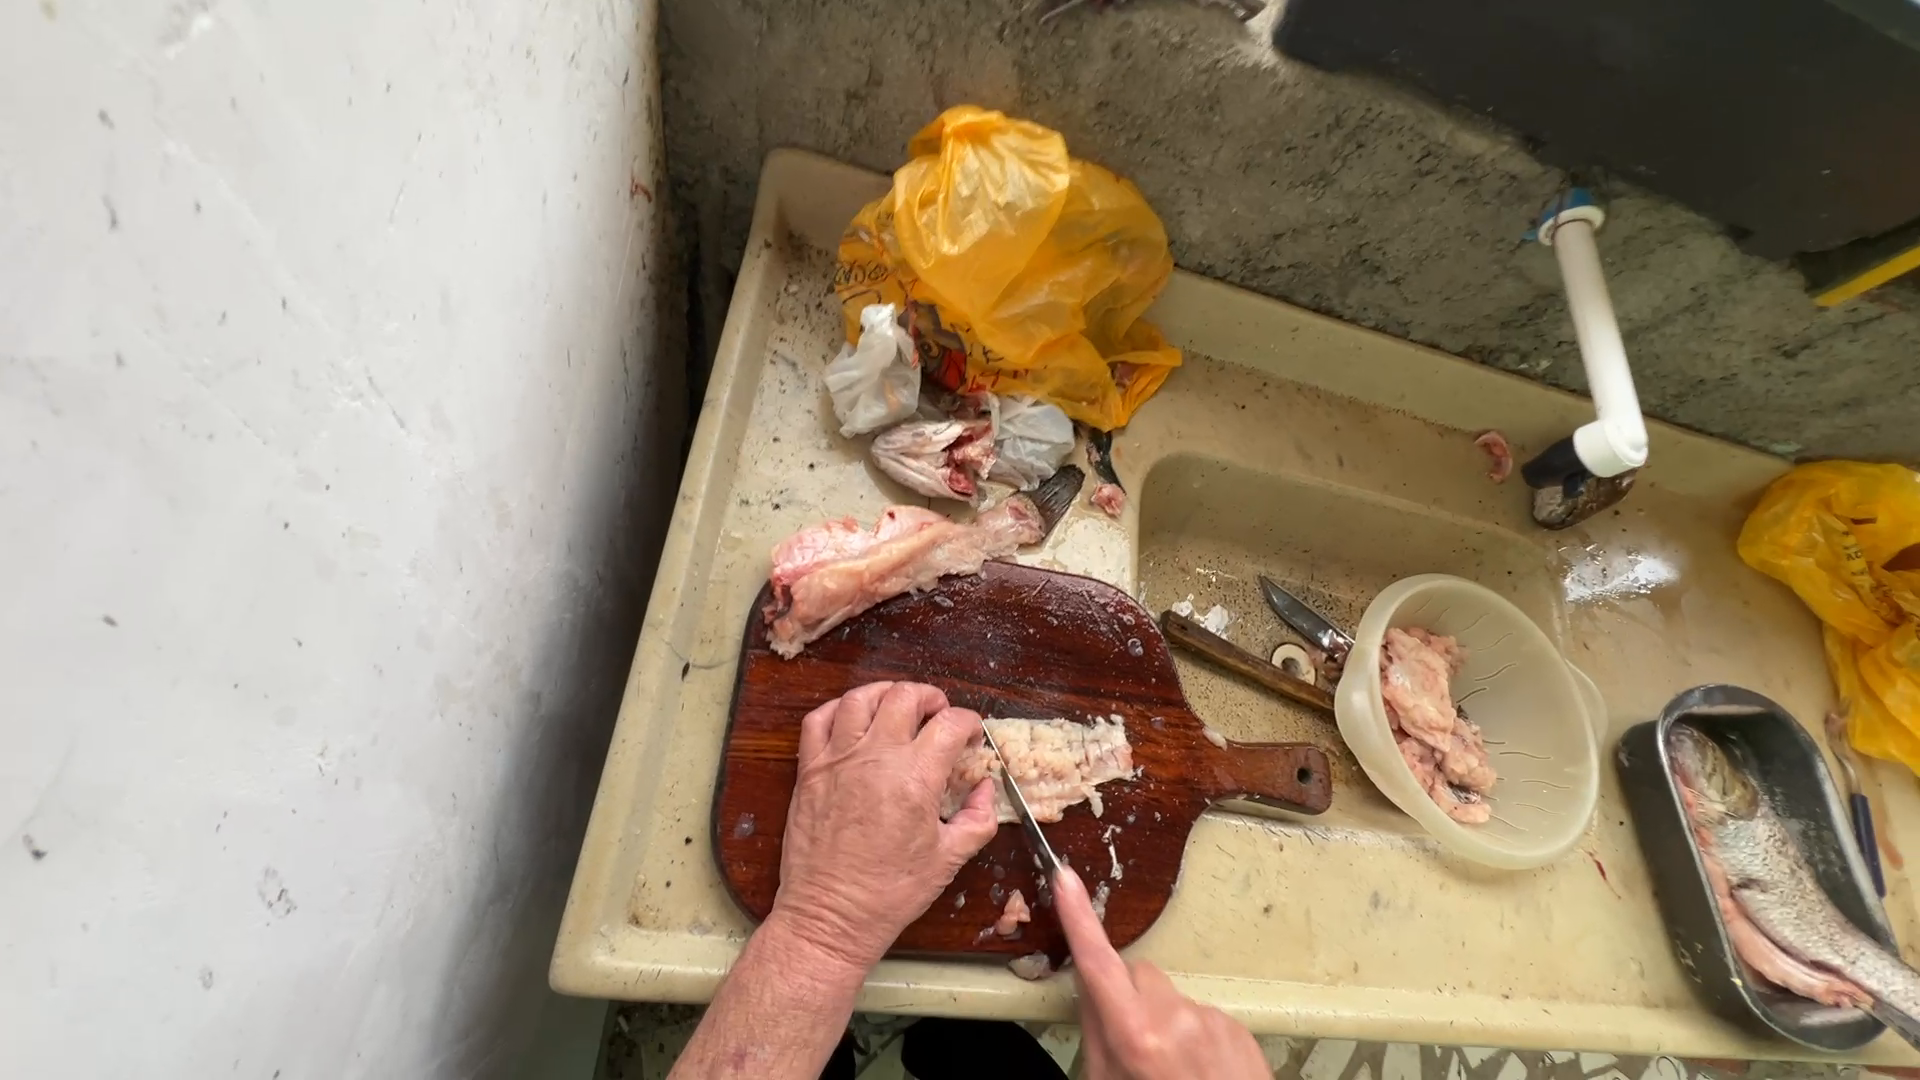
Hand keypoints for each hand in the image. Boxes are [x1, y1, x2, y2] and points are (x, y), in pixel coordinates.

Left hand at [771, 681, 999, 973]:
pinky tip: (854, 719)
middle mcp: (875, 759)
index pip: (949, 723)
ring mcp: (838, 760)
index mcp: (915, 778)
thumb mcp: (948, 860)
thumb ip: (978, 818)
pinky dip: (838, 709)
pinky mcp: (809, 771)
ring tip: (898, 707)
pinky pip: (818, 720)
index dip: (968, 723)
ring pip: (861, 698)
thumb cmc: (888, 894)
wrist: (829, 919)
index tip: (971, 736)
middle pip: (905, 696)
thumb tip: (985, 789)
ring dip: (886, 694)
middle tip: (938, 714)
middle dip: (930, 697)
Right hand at [1054, 867, 1268, 1079]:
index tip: (1063, 876)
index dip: (1077, 917)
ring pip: (1168, 996)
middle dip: (1127, 997)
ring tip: (1171, 1073)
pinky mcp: (1237, 1028)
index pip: (1097, 962)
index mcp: (1136, 1037)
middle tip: (1132, 1048)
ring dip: (1163, 1020)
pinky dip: (1193, 1035)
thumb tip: (1090, 985)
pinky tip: (1198, 1074)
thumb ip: (1096, 1032)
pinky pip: (1200, 1014)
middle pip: (1135, 975)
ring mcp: (1211, 1021)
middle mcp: (1176, 1018)